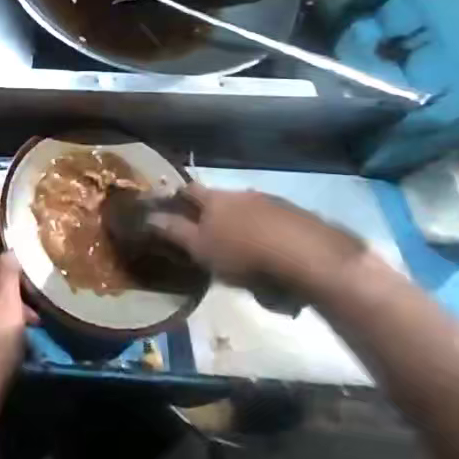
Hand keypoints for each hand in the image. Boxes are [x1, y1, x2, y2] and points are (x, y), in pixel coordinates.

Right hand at [150, 185, 367, 296]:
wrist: (312, 259)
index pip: (187, 189)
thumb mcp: (200, 249)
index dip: (176, 197)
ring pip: (251, 216)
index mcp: (215, 199)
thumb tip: (147, 215)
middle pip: (222, 203)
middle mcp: (243, 194)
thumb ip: (174, 231)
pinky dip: (272, 243)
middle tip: (212, 247)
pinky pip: (278, 229)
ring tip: (248, 266)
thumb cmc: (244, 254)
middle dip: (215, 220)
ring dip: (246, 233)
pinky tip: (277, 269)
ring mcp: (276, 203)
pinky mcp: (303, 219)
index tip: (168, 209)